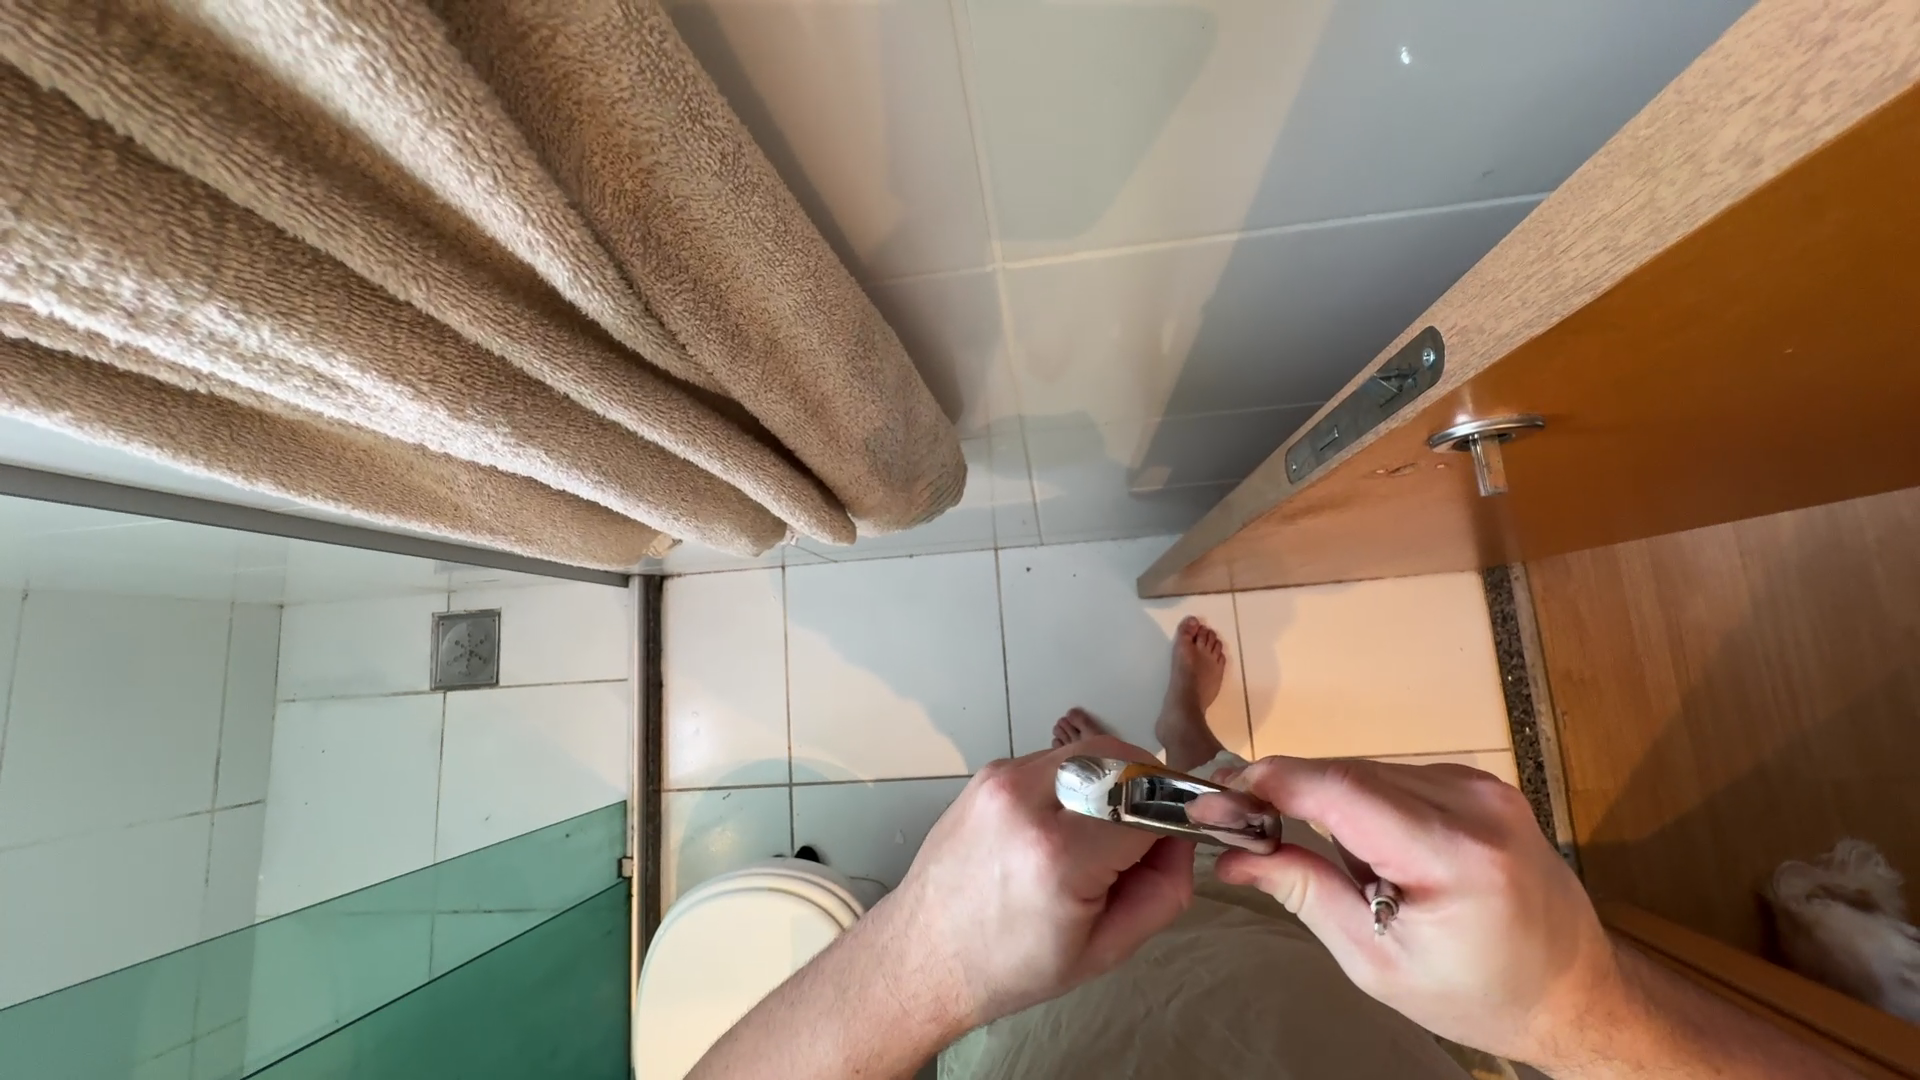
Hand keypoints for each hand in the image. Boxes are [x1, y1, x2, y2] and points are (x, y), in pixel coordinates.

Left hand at [881, 735, 1195, 1029]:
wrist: (924, 951)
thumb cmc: (1013, 966)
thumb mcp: (1107, 949)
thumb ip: (1164, 889)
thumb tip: (1183, 834)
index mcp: (1059, 851)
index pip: (1148, 802)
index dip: (1174, 816)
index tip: (1179, 836)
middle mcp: (1027, 796)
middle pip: (1120, 756)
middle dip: (1147, 785)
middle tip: (1147, 830)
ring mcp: (1002, 776)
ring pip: (1088, 751)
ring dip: (1111, 781)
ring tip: (1098, 833)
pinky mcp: (990, 771)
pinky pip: (1054, 761)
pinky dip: (1076, 783)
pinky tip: (1061, 825)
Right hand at [1209, 756, 1627, 1067]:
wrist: (1580, 993)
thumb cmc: (1477, 994)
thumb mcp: (1378, 963)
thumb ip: (1304, 891)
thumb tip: (1230, 853)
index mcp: (1456, 855)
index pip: (1339, 789)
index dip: (1267, 782)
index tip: (1214, 795)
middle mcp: (1471, 801)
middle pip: (1342, 773)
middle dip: (1282, 792)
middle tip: (1238, 822)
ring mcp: (1478, 783)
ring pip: (1358, 769)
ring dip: (1320, 800)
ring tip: (1328, 859)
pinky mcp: (1474, 780)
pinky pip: (1385, 774)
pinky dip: (1354, 801)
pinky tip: (1367, 846)